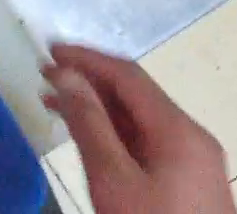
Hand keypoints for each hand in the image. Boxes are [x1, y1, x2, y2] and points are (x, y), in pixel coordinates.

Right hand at [43, 44, 235, 213]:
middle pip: (134, 93)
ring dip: (95, 105)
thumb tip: (65, 72)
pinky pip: (144, 141)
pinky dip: (110, 130)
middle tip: (44, 76)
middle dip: (88, 80)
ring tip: (52, 102)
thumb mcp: (112, 178)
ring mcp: (193, 163)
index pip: (127, 75)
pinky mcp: (187, 184)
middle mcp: (191, 138)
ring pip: (136, 118)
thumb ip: (88, 120)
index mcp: (180, 131)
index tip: (47, 51)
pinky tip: (84, 135)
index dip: (85, 58)